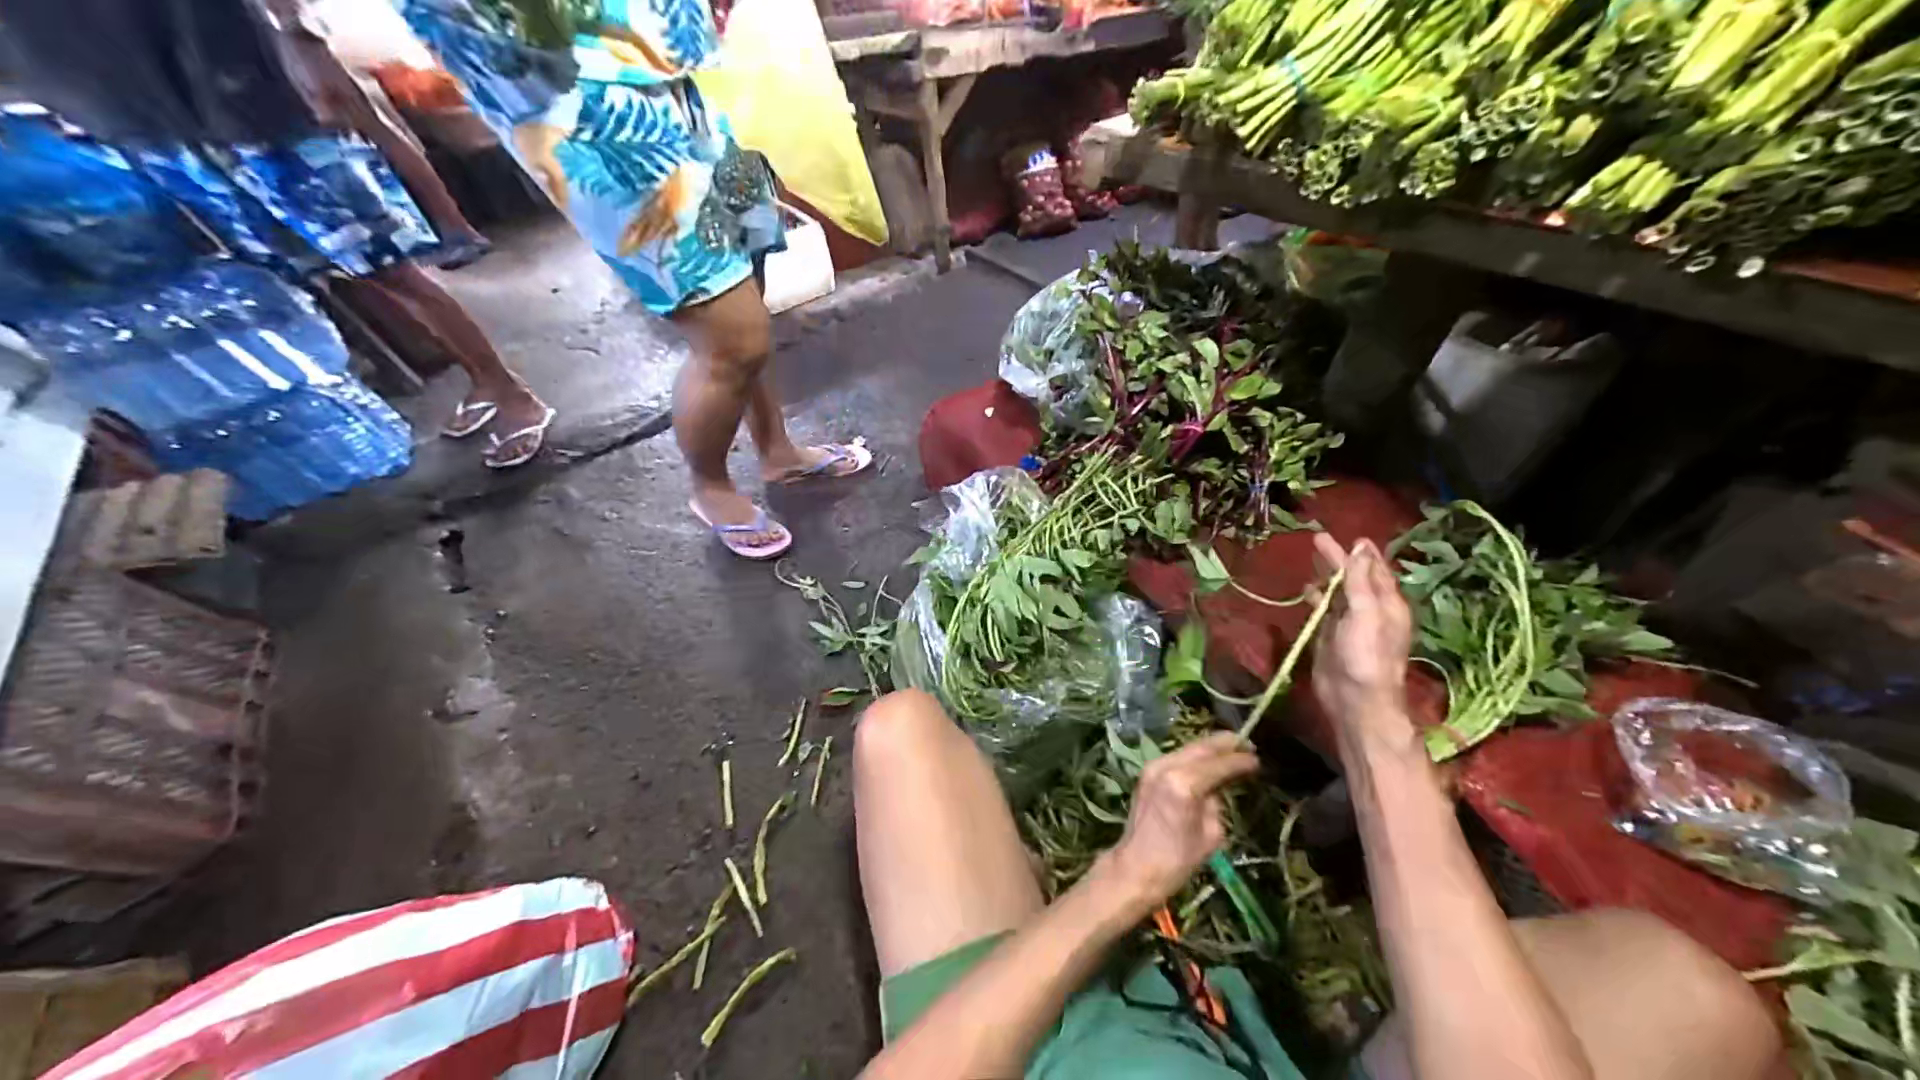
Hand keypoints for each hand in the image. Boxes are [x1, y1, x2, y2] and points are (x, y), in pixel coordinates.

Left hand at [1104, 732, 1259, 908]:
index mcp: (1184, 783)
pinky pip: (1176, 757)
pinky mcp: (1146, 773)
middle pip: (1200, 748)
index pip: (1218, 765)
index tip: (1257, 759)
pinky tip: (1207, 759)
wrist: (1137, 867)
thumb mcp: (1211, 834)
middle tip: (1246, 743)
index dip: (1239, 761)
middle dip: (1224, 744)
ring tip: (1231, 747)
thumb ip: (1216, 803)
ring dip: (1209, 747)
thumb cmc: (1178, 859)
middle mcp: (1166, 768)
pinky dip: (1194, 755)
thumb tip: (1216, 788)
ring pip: (1187, 749)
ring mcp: (1153, 767)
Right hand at [1311, 534, 1414, 749]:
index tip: (1343, 536)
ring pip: (1339, 592)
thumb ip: (1360, 580)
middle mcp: (1371, 610)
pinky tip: (1307, 590)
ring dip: (1327, 576)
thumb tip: (1360, 547)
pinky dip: (1318, 597)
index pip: (1372, 569)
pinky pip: (1326, 609)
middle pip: (1354, 578)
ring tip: (1312, 560)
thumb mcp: (1365, 613)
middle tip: (1318, 540)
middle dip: (1339, 560)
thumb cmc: (1364, 655)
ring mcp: (1351, 624)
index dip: (1358, 553)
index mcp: (1386, 603)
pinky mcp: (1332, 637)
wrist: (1355, 699)